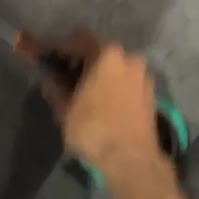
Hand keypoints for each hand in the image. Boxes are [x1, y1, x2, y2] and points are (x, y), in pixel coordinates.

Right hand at [44, 38, 165, 187]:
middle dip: (84, 64)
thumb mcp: (66, 112)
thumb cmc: (94, 131)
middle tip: (69, 80)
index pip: (80, 39)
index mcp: (107, 55)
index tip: (50, 58)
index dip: (62, 48)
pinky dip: (115, 90)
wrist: (131, 159)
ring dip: (102, 78)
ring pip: (116, 70)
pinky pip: (127, 84)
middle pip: (101, 54)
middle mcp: (129, 58)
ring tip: (88, 96)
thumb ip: (56, 90)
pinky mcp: (151, 95)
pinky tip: (105, 107)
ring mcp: (144, 76)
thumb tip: (48, 79)